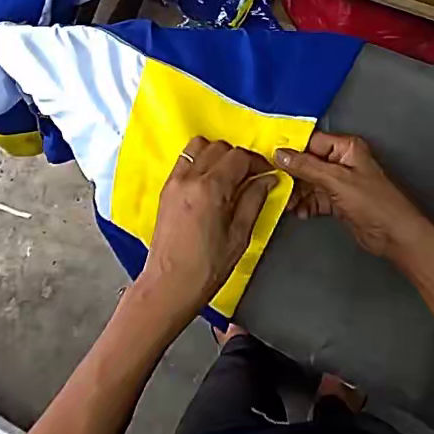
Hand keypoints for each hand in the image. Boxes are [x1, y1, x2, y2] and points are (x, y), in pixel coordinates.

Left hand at [137, 137, 275, 318]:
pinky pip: (184, 160)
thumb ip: (254, 200)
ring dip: (217, 154)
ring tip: (228, 174)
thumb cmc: (205, 268)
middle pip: (220, 147)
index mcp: (211, 189)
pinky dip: (199, 161)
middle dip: (239, 157)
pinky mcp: (166, 191)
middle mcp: (190, 179)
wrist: (168, 286)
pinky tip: (209, 180)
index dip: (258, 162)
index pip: (239, 157)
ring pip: (199, 146)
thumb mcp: (240, 235)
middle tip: (251, 175)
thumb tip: (267, 180)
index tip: (267, 173)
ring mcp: (174, 183)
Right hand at [274, 132, 429, 259]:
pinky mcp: (338, 201)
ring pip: (309, 182)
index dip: (290, 149)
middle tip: (274, 184)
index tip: (269, 157)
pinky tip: (300, 212)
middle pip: (307, 163)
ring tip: (287, 203)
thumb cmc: (376, 203)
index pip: (312, 142)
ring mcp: (340, 182)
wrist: (394, 234)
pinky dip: (306, 205)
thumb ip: (307, 167)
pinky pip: (315, 198)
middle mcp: (343, 162)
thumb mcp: (337, 181)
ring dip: (297, 193)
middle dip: (291, 175)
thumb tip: (282, 154)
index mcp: (347, 148)